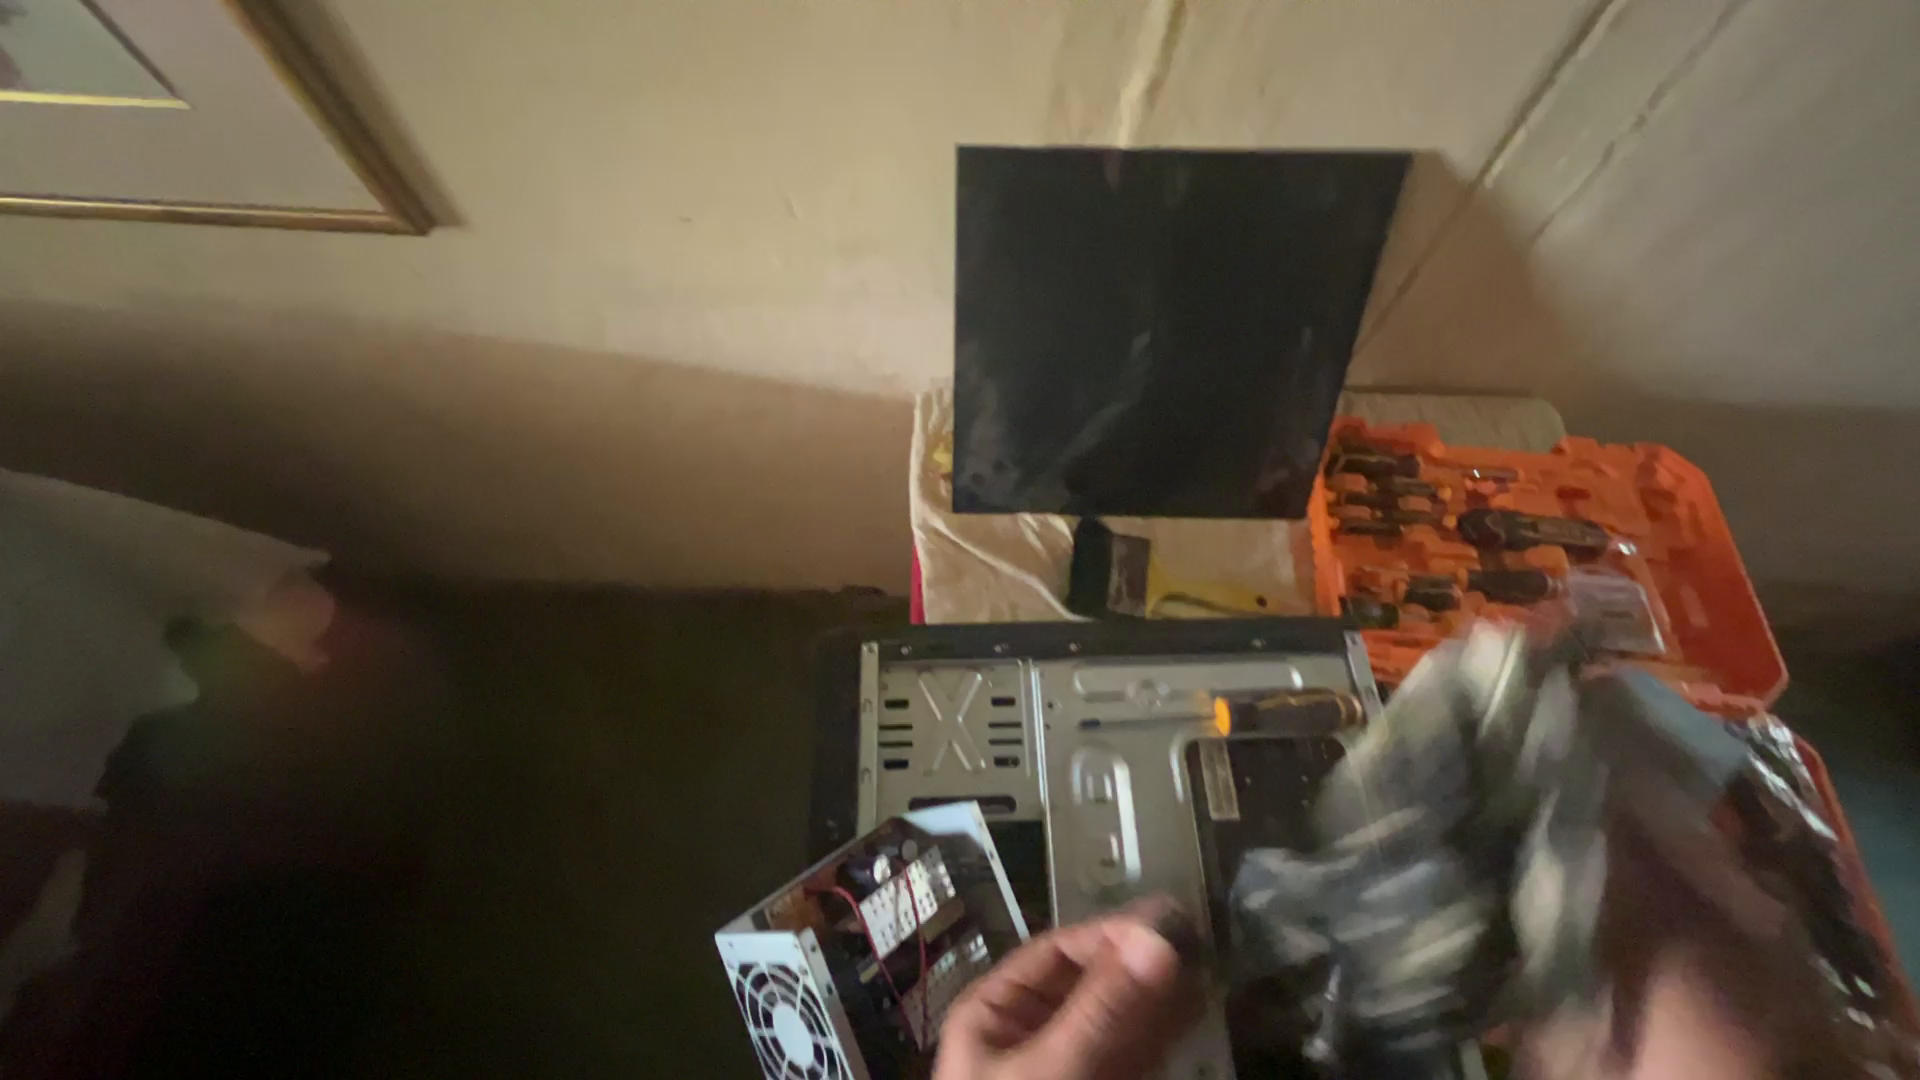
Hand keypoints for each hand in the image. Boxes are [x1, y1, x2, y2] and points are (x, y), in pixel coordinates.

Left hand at [934, 901, 1198, 1079]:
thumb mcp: (1049, 1070)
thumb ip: (1101, 1012)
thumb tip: (1156, 941)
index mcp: (996, 1013)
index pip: (1056, 956)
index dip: (1108, 937)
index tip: (1164, 925)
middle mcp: (1029, 1033)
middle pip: (1090, 986)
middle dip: (1138, 964)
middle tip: (1194, 937)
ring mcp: (1064, 1068)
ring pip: (1115, 1022)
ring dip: (1156, 997)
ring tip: (1202, 968)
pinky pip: (1128, 1060)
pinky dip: (1157, 1040)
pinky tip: (1189, 1017)